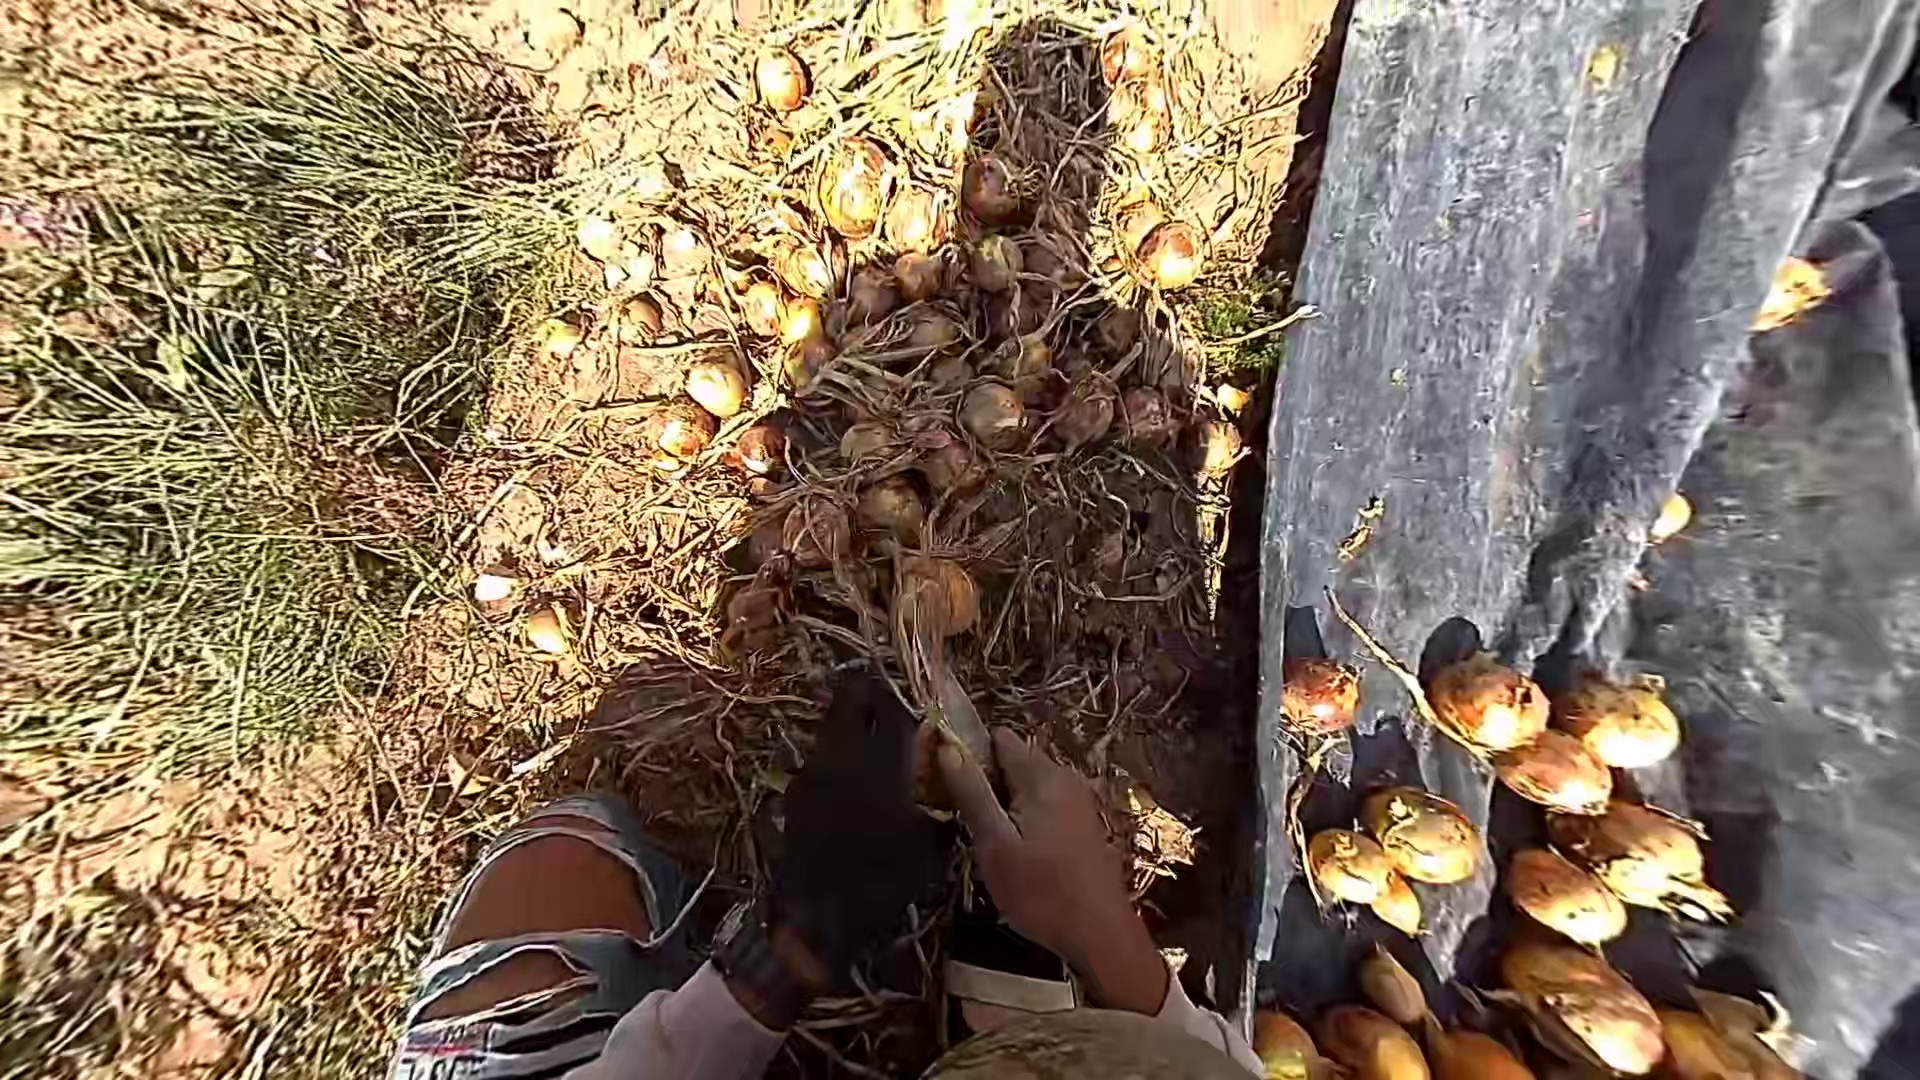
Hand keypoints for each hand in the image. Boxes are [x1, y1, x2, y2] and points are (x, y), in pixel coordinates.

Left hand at [771, 664, 937, 986]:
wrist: (820, 913)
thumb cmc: (884, 877)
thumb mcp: (928, 846)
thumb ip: (941, 808)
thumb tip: (953, 787)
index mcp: (885, 761)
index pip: (890, 706)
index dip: (896, 691)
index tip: (902, 685)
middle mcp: (848, 753)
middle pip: (851, 700)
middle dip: (863, 688)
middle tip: (875, 687)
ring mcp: (817, 768)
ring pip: (830, 723)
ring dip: (845, 715)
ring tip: (859, 718)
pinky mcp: (798, 788)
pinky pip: (818, 754)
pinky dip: (833, 750)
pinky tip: (842, 765)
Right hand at [935, 728, 1169, 1014]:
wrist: (1103, 938)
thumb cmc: (1042, 893)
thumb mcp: (995, 845)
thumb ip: (972, 792)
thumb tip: (947, 747)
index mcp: (1041, 775)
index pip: (1000, 738)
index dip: (973, 754)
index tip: (957, 787)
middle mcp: (1063, 776)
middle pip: (1014, 759)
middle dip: (989, 782)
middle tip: (974, 823)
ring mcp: (1078, 798)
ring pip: (1028, 783)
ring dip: (1007, 802)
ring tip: (994, 841)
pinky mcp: (1083, 820)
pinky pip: (1045, 801)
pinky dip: (1027, 815)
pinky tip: (1022, 852)